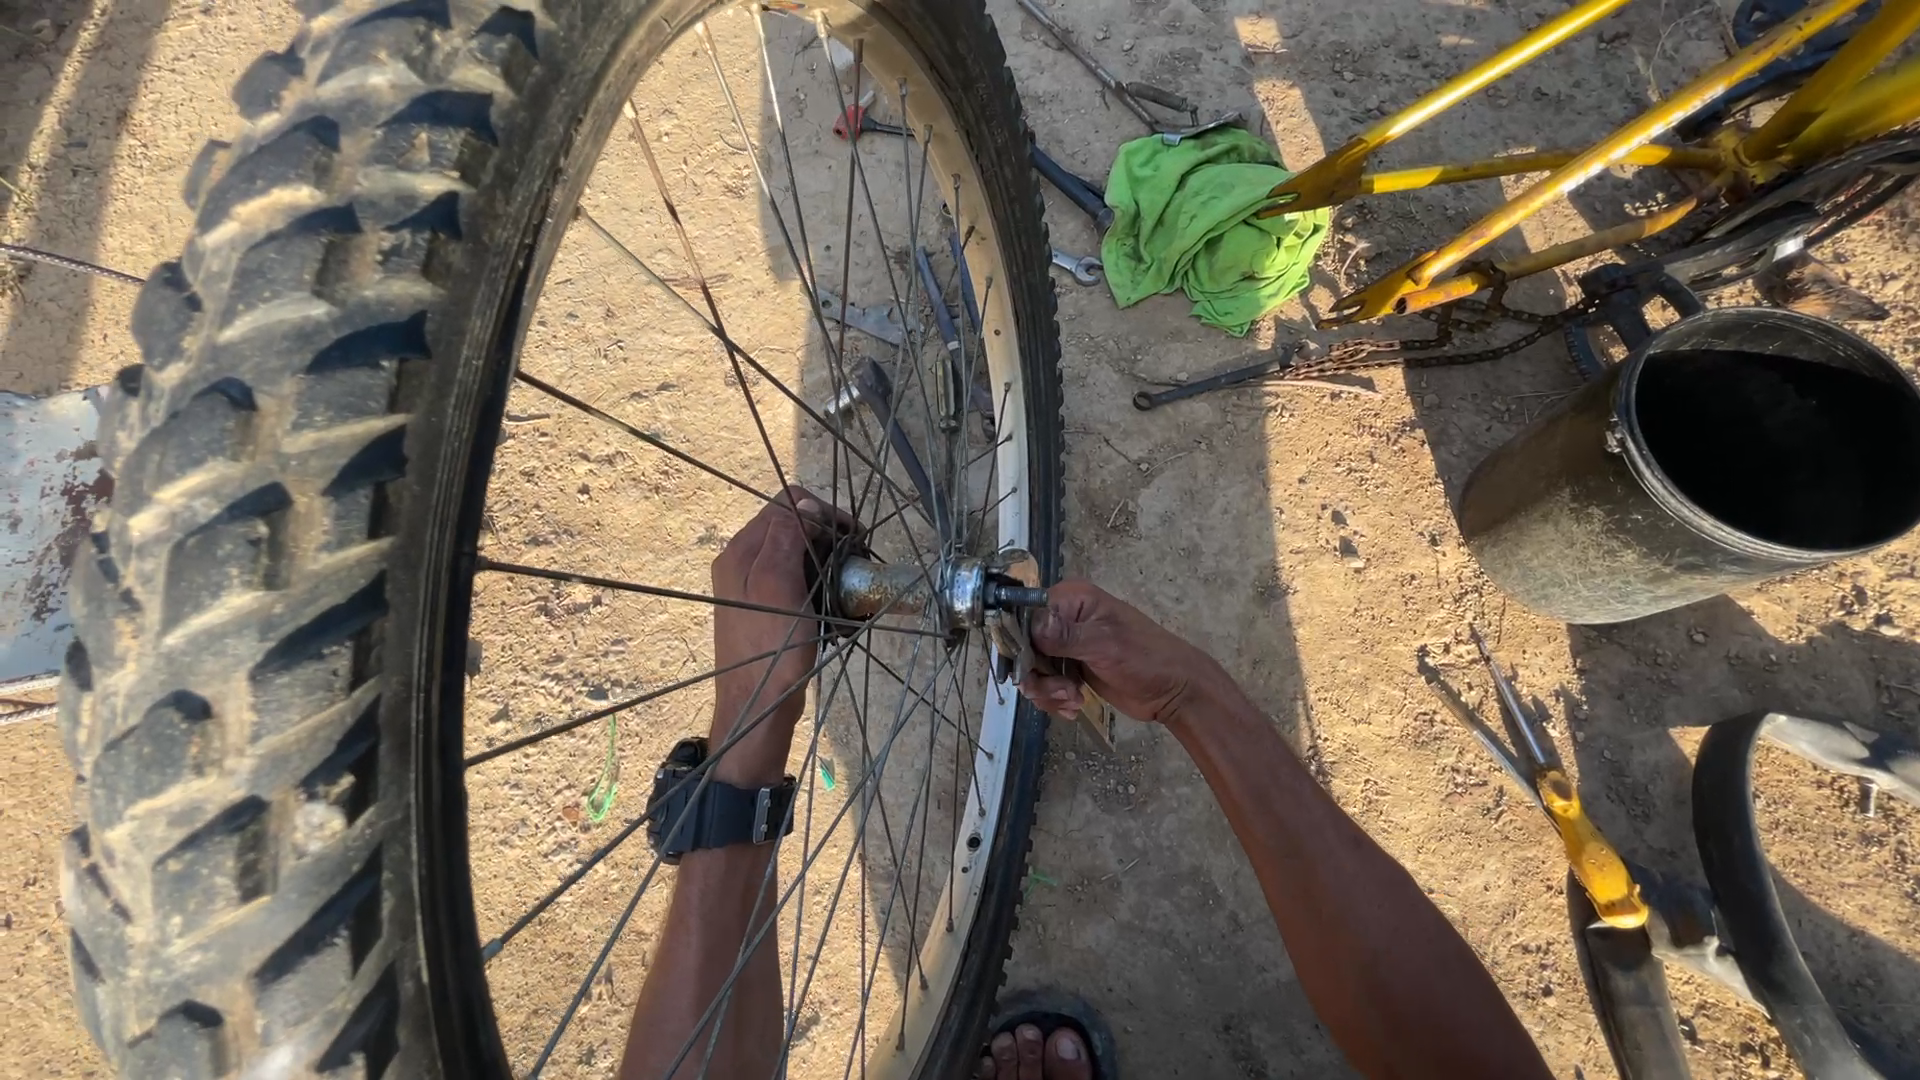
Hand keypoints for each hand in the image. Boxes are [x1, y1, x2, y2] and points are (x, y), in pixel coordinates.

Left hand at [709, 487, 845, 784]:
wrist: (760, 705)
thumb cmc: (772, 645)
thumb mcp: (778, 583)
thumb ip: (787, 536)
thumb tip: (805, 501)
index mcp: (742, 551)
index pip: (787, 503)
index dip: (824, 512)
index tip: (853, 536)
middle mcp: (743, 561)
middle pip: (792, 523)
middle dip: (828, 533)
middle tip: (857, 557)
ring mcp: (754, 585)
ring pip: (797, 551)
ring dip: (827, 557)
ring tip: (850, 577)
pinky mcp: (768, 606)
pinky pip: (797, 577)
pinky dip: (820, 579)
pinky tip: (835, 596)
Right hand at [1017, 580, 1230, 726]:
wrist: (1173, 690)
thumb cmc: (1146, 658)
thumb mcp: (1104, 644)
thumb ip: (1065, 635)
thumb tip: (1032, 625)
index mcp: (1071, 599)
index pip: (1025, 616)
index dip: (1020, 645)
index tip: (1027, 670)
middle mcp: (1063, 617)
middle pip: (1024, 646)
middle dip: (1037, 675)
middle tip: (1059, 693)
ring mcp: (1066, 644)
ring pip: (1033, 669)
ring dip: (1047, 691)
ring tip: (1072, 700)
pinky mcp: (1071, 667)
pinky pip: (1046, 683)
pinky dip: (1055, 698)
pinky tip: (1073, 706)